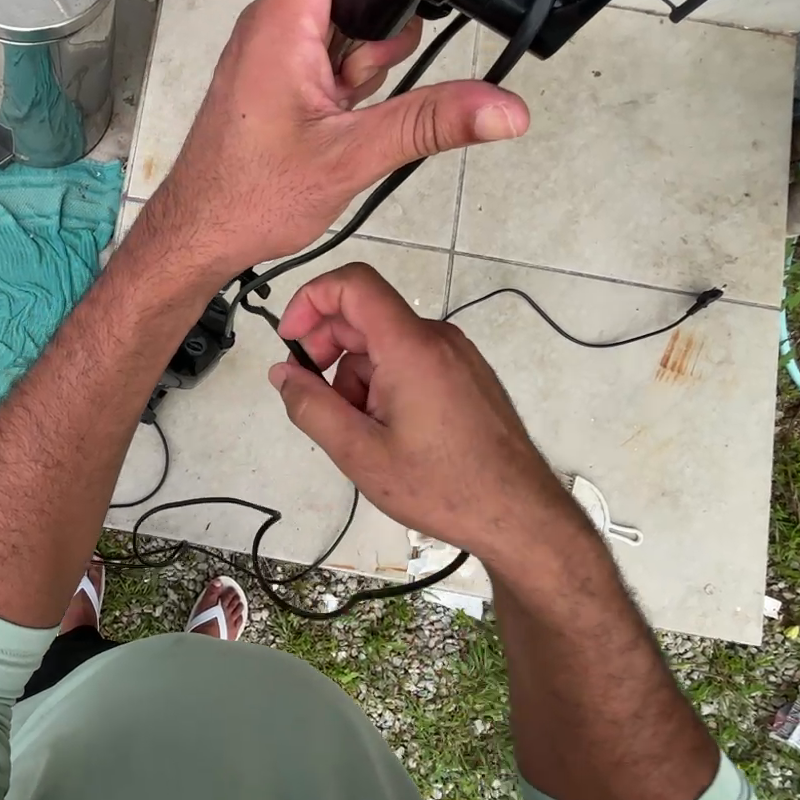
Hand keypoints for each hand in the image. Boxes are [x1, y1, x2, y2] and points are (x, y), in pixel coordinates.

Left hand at [153, 0, 528, 277]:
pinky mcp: (267, 76)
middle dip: (382, 15)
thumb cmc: (246, 199)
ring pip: (337, 16)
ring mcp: (266, 50)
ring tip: (348, 107)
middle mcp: (269, 24)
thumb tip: (502, 108)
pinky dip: (341, 76)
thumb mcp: (349, 159)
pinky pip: (319, 50)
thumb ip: (429, 124)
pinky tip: (336, 118)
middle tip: (375, 75)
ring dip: (363, 55)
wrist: (197, 235)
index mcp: (283, 22)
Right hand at [267, 263, 592, 569]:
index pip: (353, 284)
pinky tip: (386, 431)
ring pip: (382, 346)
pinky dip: (381, 385)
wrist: (518, 515)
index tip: (290, 341)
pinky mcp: (464, 375)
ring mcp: (455, 356)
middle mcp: (436, 339)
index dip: (310, 300)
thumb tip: (281, 373)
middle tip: (314, 399)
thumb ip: (310, 406)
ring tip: (360, 432)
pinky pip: (406, 362)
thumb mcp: (358, 452)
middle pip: (363, 317)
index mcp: (410, 348)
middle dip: (325, 350)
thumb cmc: (440, 486)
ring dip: (353, 378)